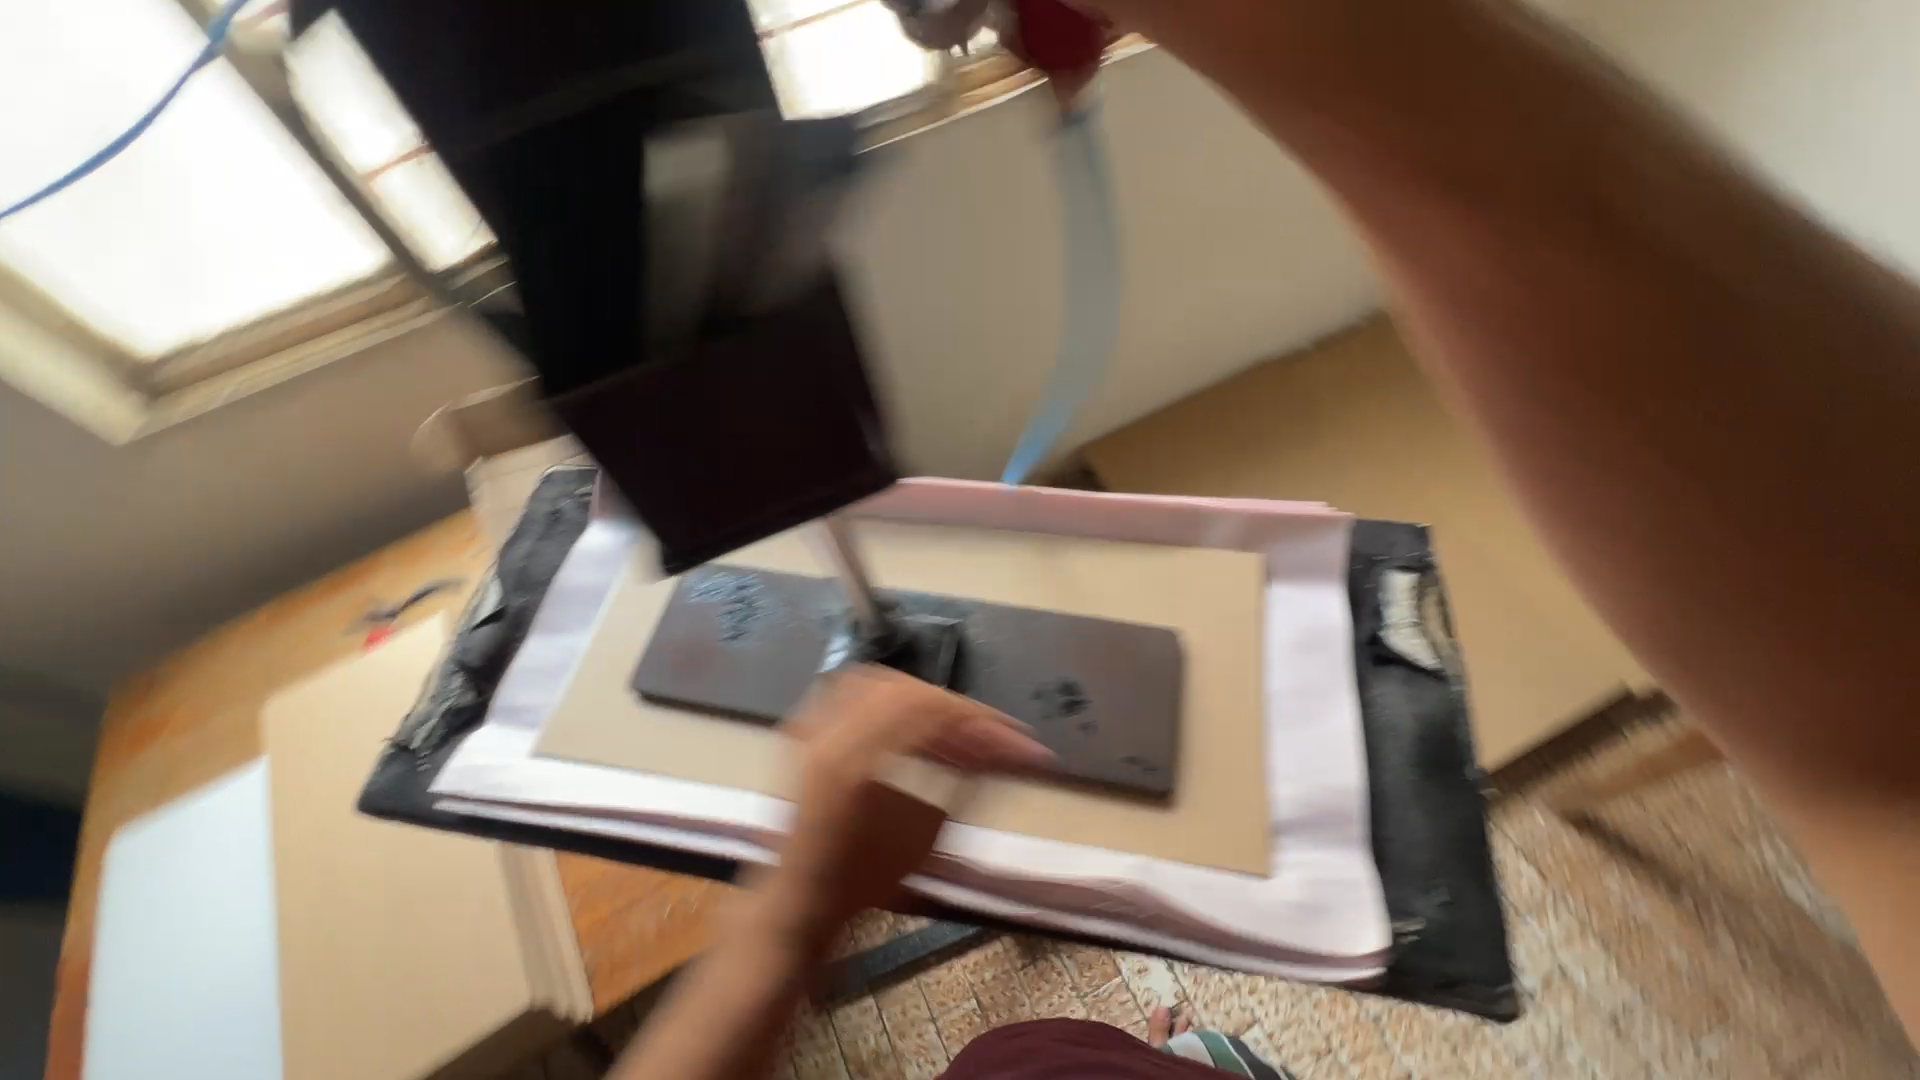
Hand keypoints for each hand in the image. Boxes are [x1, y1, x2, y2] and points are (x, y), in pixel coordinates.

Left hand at [756, 665, 1052, 952]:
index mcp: (857, 763)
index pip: (931, 713)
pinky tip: (911, 719)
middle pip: (907, 691)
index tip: (1018, 737)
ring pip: (878, 682)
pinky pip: (851, 690)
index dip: (981, 721)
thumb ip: (964, 785)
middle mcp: (829, 735)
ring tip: (955, 725)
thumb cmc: (863, 880)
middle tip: (990, 733)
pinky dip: (889, 697)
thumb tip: (1010, 750)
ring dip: (924, 698)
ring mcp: (811, 729)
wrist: (801, 898)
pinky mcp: (806, 730)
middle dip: (958, 709)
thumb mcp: (923, 838)